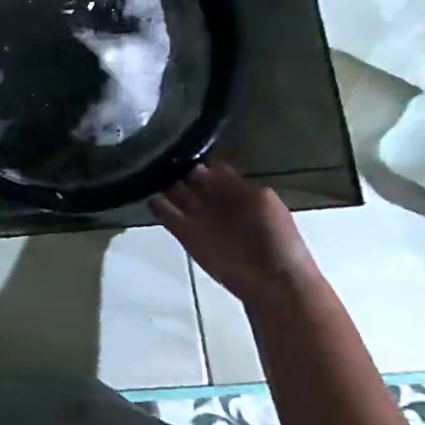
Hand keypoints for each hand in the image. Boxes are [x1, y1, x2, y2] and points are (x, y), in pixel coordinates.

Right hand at [151, 161, 319, 301]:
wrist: (271, 281)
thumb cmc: (275, 237)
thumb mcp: (262, 199)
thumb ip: (234, 182)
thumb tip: (210, 165)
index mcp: (239, 192)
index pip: (214, 169)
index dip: (200, 157)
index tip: (183, 143)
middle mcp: (218, 203)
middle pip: (193, 181)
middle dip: (179, 168)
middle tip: (162, 154)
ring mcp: (201, 221)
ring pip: (179, 197)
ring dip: (166, 185)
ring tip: (148, 170)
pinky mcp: (187, 237)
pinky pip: (169, 217)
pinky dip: (158, 207)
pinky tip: (149, 196)